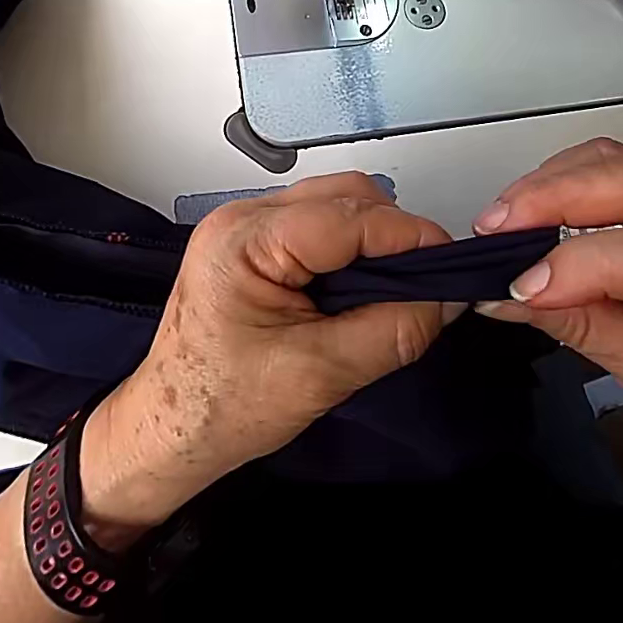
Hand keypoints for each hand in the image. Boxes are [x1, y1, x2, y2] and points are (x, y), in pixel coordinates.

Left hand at [80, 173, 455, 544]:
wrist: (169, 426)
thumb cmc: (219, 404)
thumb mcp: (320, 373)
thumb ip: (394, 330)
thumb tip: (448, 299)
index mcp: (244, 240)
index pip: (350, 214)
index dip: (411, 237)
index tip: (453, 269)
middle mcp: (239, 220)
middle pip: (343, 196)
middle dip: (392, 235)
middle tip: (421, 286)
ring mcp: (242, 230)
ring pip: (333, 207)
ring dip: (370, 242)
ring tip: (386, 293)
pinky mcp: (249, 247)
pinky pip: (315, 228)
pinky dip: (347, 252)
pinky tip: (353, 290)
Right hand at [473, 139, 622, 474]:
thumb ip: (586, 331)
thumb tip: (510, 298)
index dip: (585, 262)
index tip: (523, 286)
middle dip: (554, 197)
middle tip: (495, 228)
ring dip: (551, 184)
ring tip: (506, 220)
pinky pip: (619, 163)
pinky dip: (563, 180)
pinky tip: (536, 209)